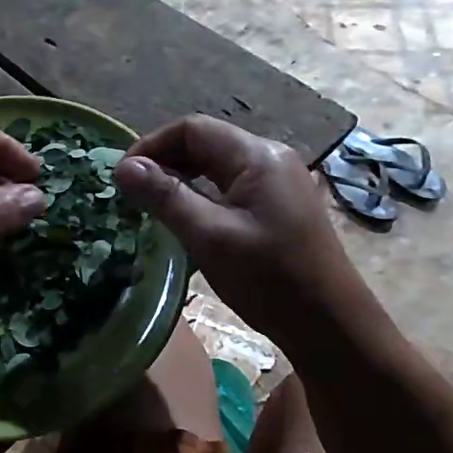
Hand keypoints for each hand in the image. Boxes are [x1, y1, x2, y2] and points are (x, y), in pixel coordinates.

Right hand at [114, 115, 354, 337]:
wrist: (329, 323)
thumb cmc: (269, 279)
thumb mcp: (210, 237)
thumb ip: (166, 197)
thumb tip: (124, 167)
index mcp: (258, 156)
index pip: (193, 129)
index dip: (152, 146)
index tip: (123, 178)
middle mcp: (271, 158)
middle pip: (207, 144)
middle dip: (166, 162)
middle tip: (134, 196)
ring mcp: (280, 183)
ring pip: (218, 167)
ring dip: (183, 181)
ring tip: (154, 209)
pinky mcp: (281, 207)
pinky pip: (233, 188)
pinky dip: (204, 197)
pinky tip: (189, 222)